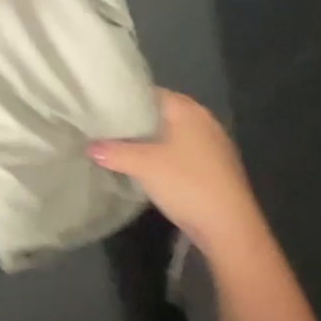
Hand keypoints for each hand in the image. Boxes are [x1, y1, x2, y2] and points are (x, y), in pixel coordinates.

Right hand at [89, 89, 267, 250]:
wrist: (231, 228)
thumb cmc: (186, 184)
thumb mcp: (144, 166)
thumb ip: (114, 151)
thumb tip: (89, 146)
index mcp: (187, 108)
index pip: (150, 93)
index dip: (125, 100)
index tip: (103, 111)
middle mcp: (203, 118)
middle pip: (162, 113)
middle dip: (138, 122)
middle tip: (109, 131)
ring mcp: (215, 143)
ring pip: (174, 133)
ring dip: (154, 141)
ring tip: (126, 150)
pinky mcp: (219, 166)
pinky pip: (186, 151)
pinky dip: (168, 155)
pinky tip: (154, 170)